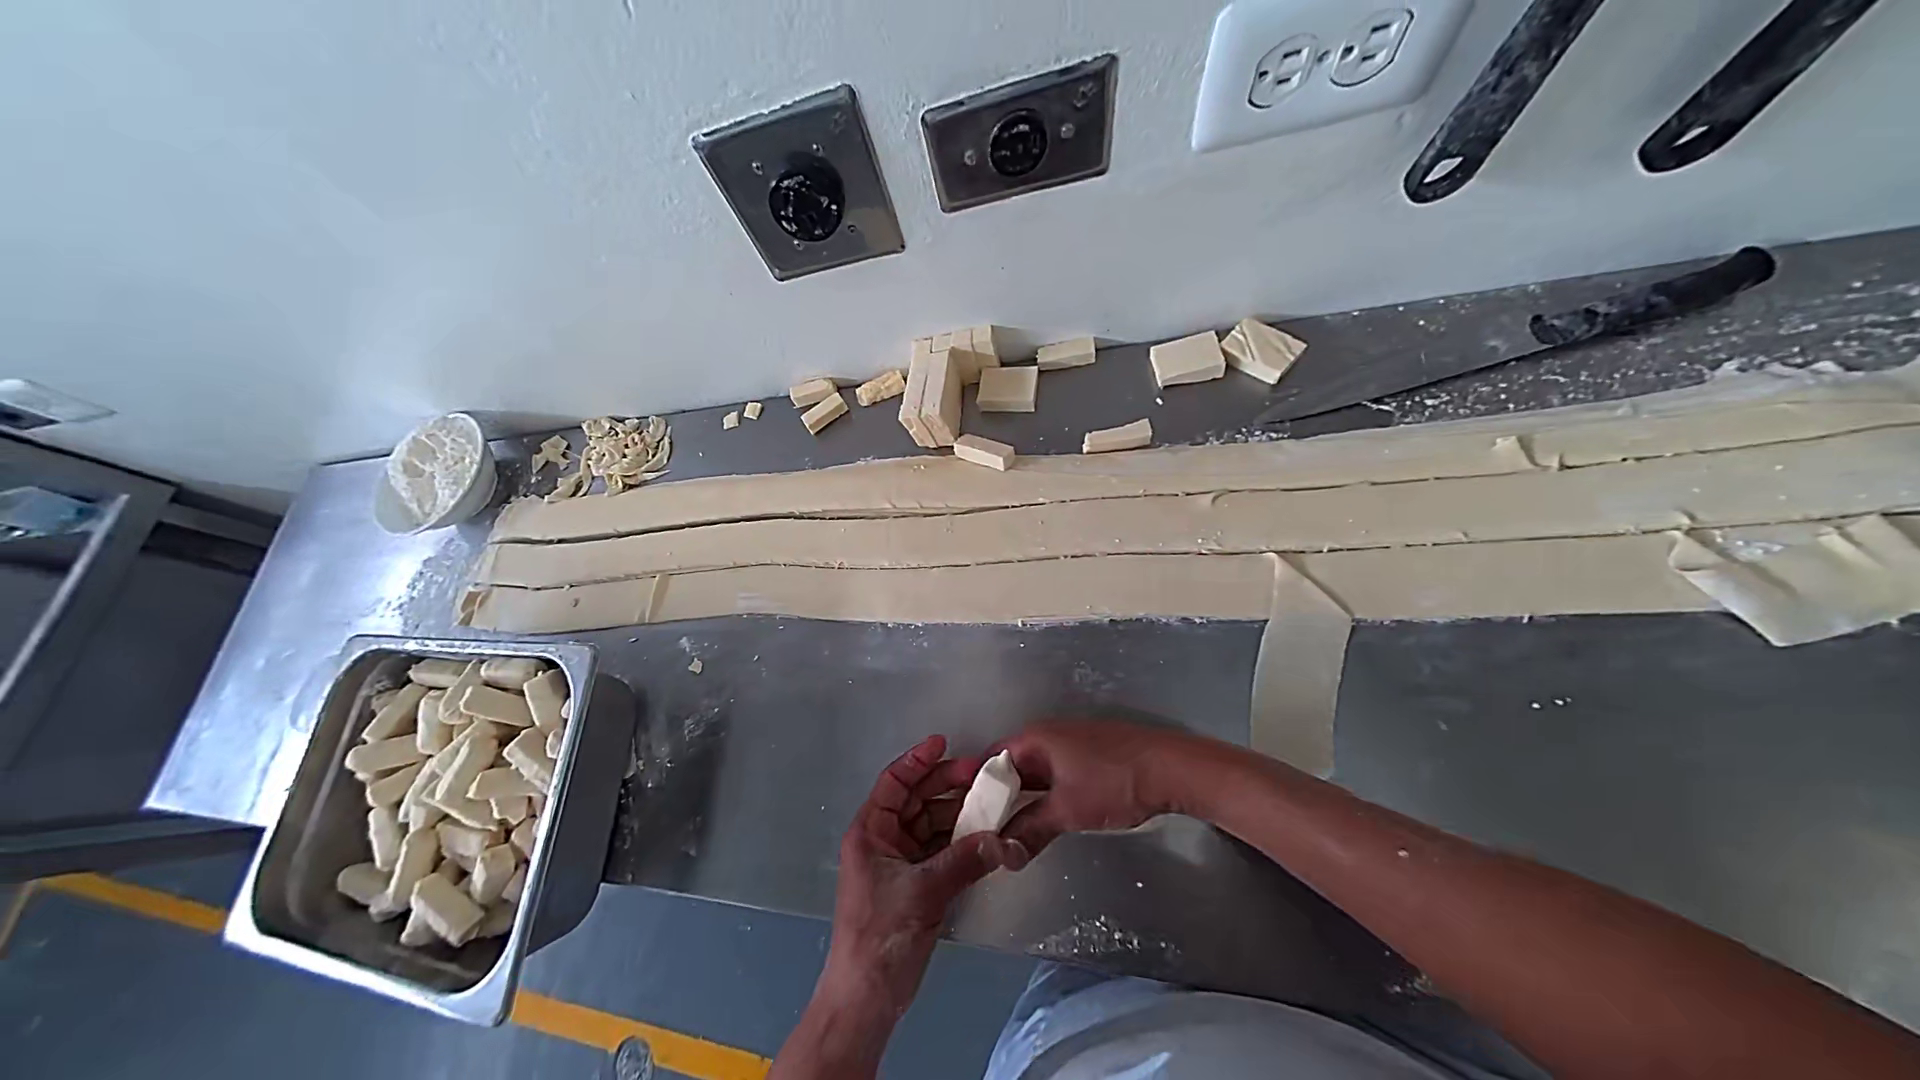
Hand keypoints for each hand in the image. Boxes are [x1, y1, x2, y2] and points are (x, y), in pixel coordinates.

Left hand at [820, 735, 1028, 1019]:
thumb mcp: (924, 892)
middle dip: (948, 784)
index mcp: (871, 831)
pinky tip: (986, 835)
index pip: (894, 782)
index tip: (944, 742)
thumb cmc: (880, 935)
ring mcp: (901, 862)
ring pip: (933, 823)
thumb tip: (1003, 840)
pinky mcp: (917, 883)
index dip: (917, 760)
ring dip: (960, 813)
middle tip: (983, 774)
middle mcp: (884, 839)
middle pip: (918, 799)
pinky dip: (962, 841)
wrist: (867, 997)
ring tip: (992, 804)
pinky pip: (942, 849)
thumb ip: (965, 861)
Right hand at [994, 718, 1205, 857]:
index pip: (988, 762)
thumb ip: (1030, 830)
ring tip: (1010, 831)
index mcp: (1033, 738)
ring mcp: (1069, 743)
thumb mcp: (1067, 811)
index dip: (975, 790)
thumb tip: (1002, 855)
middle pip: (1010, 767)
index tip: (966, 821)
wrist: (1171, 768)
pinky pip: (1053, 775)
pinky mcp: (1087, 756)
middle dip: (999, 799)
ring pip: (1034, 774)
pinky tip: (1045, 819)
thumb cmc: (1113, 782)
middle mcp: (1046, 735)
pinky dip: (1044, 796)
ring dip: (1023, 800)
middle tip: (986, 833)